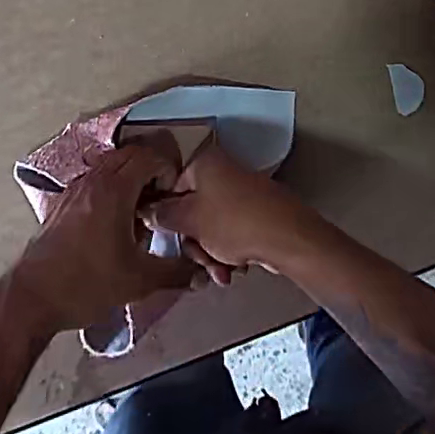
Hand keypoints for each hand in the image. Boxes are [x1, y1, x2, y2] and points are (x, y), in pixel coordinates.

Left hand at [2, 134, 200, 336]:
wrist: (28, 302)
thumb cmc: (86, 284)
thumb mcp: (138, 281)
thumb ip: (175, 273)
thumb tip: (201, 276)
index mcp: (114, 190)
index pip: (150, 157)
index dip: (168, 169)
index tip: (172, 194)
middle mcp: (94, 182)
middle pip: (130, 154)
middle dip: (151, 168)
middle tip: (161, 195)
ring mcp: (74, 191)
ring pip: (110, 166)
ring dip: (130, 176)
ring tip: (139, 208)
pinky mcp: (61, 204)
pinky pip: (94, 180)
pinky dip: (111, 186)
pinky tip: (113, 220)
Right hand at [145, 141, 328, 283]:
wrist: (287, 236)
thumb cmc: (233, 222)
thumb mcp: (189, 220)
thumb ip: (163, 214)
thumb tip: (148, 210)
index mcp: (205, 163)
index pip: (170, 187)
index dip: (165, 216)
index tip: (166, 239)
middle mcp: (223, 172)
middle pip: (192, 211)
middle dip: (195, 244)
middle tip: (202, 260)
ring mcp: (241, 192)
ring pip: (211, 227)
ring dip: (211, 254)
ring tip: (223, 271)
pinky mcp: (256, 212)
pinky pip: (231, 232)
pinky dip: (229, 252)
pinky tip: (235, 269)